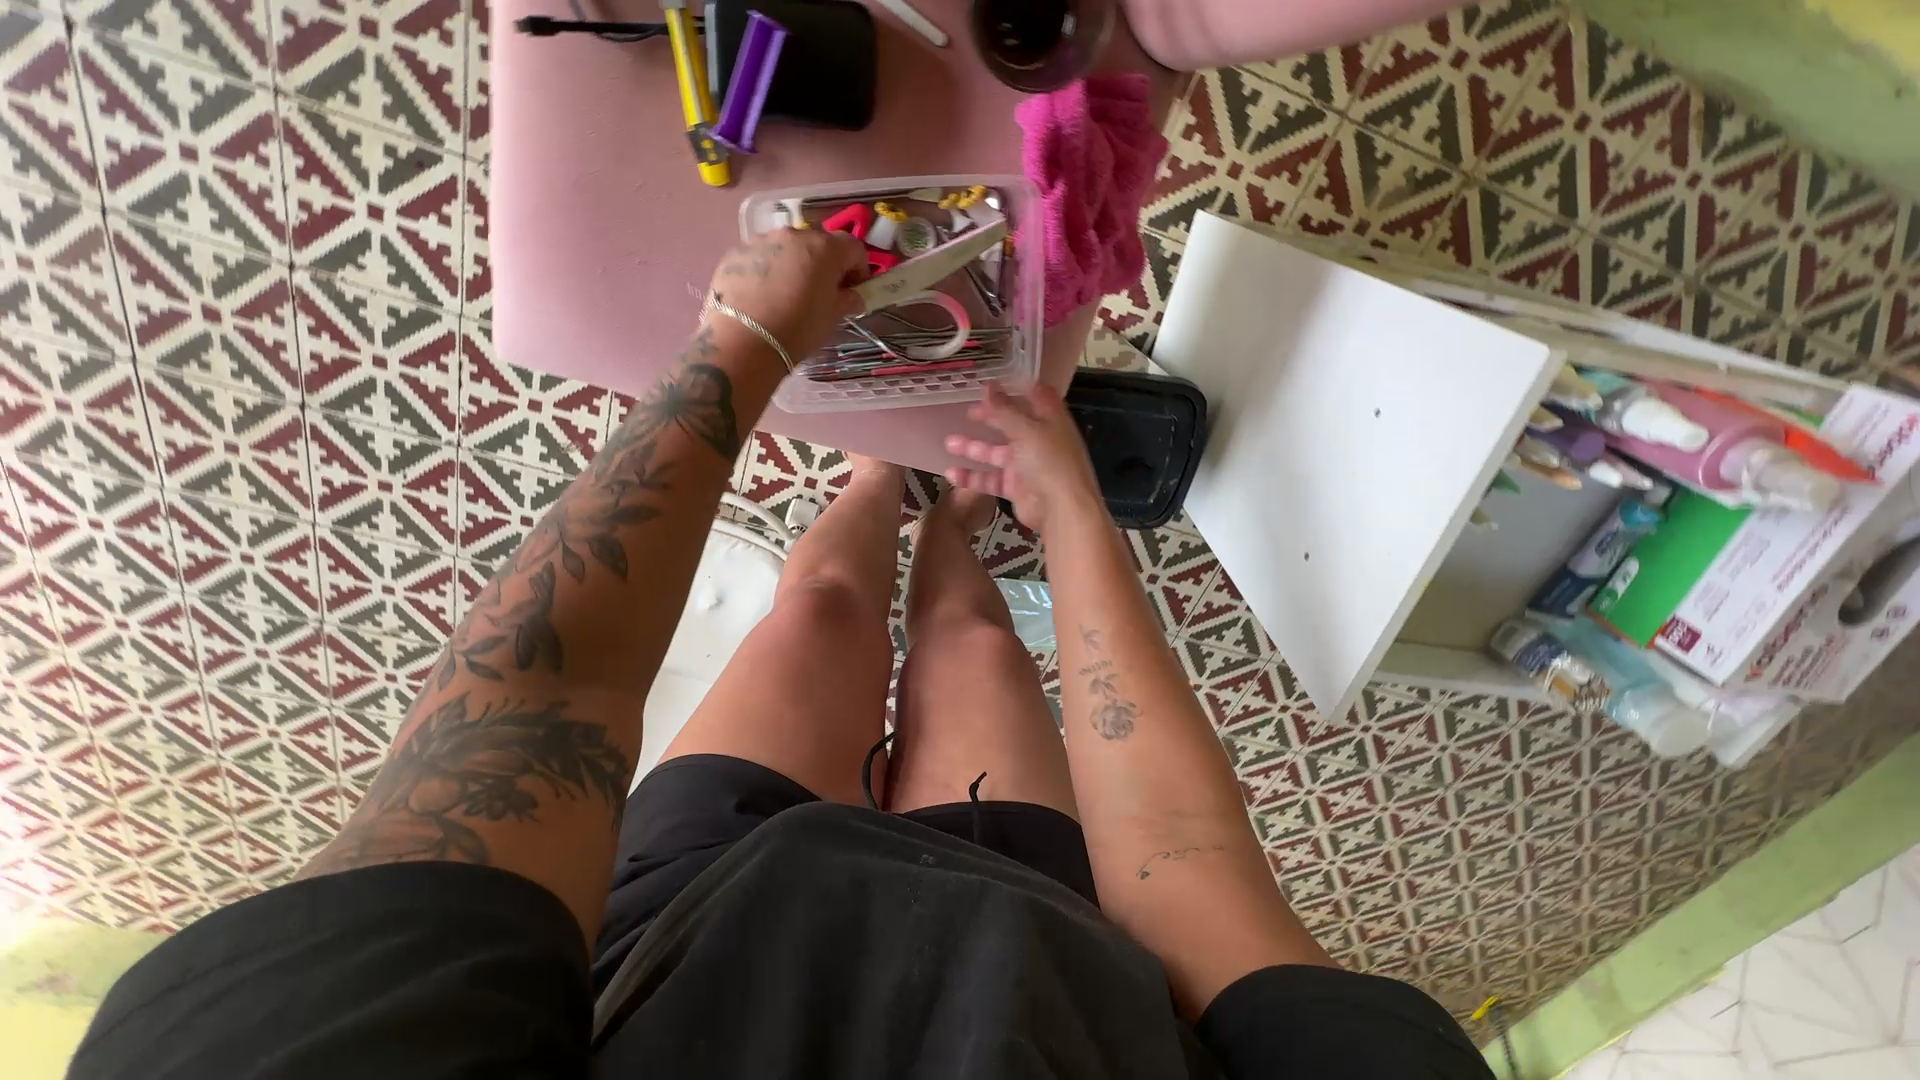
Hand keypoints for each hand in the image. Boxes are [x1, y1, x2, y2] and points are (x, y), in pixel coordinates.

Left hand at [706, 229, 869, 362]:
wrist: (745, 341)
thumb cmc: (799, 328)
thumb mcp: (832, 317)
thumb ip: (847, 300)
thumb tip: (853, 297)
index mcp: (825, 248)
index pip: (853, 247)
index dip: (858, 268)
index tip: (854, 289)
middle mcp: (794, 235)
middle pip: (818, 243)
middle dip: (824, 264)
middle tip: (821, 291)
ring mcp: (762, 241)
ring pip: (787, 248)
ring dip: (794, 264)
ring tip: (788, 294)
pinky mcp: (737, 252)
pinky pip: (761, 257)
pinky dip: (767, 270)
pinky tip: (763, 296)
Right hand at [944, 384, 1104, 536]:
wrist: (1061, 510)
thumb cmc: (1049, 462)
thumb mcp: (1026, 430)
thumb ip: (1004, 410)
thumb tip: (988, 386)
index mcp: (1049, 420)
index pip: (1035, 397)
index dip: (1016, 389)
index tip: (992, 384)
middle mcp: (1038, 440)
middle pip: (1011, 423)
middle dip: (989, 417)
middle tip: (967, 412)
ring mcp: (1026, 465)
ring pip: (996, 452)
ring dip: (973, 447)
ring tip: (949, 443)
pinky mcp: (1015, 487)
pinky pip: (990, 478)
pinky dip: (972, 477)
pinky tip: (951, 473)